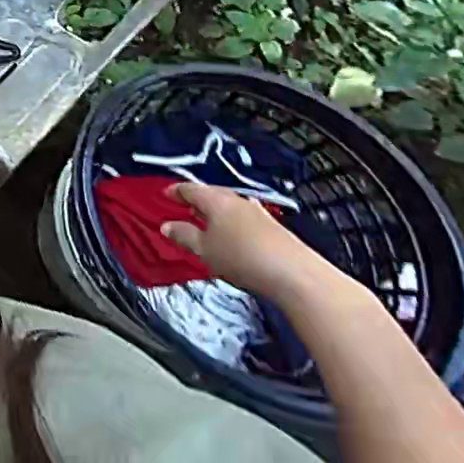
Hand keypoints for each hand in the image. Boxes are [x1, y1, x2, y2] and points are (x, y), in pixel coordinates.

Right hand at [160, 183, 341, 302]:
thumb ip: (184, 236)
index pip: (189, 189)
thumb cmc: (242, 258)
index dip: (176, 191)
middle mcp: (236, 199)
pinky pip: (244, 217)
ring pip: (229, 205)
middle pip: (211, 194)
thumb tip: (166, 226)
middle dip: (197, 200)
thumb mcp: (204, 250)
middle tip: (185, 208)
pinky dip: (233, 222)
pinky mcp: (274, 227)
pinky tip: (234, 236)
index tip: (166, 194)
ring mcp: (257, 212)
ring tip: (208, 223)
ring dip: (216, 212)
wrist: (296, 275)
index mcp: (215, 199)